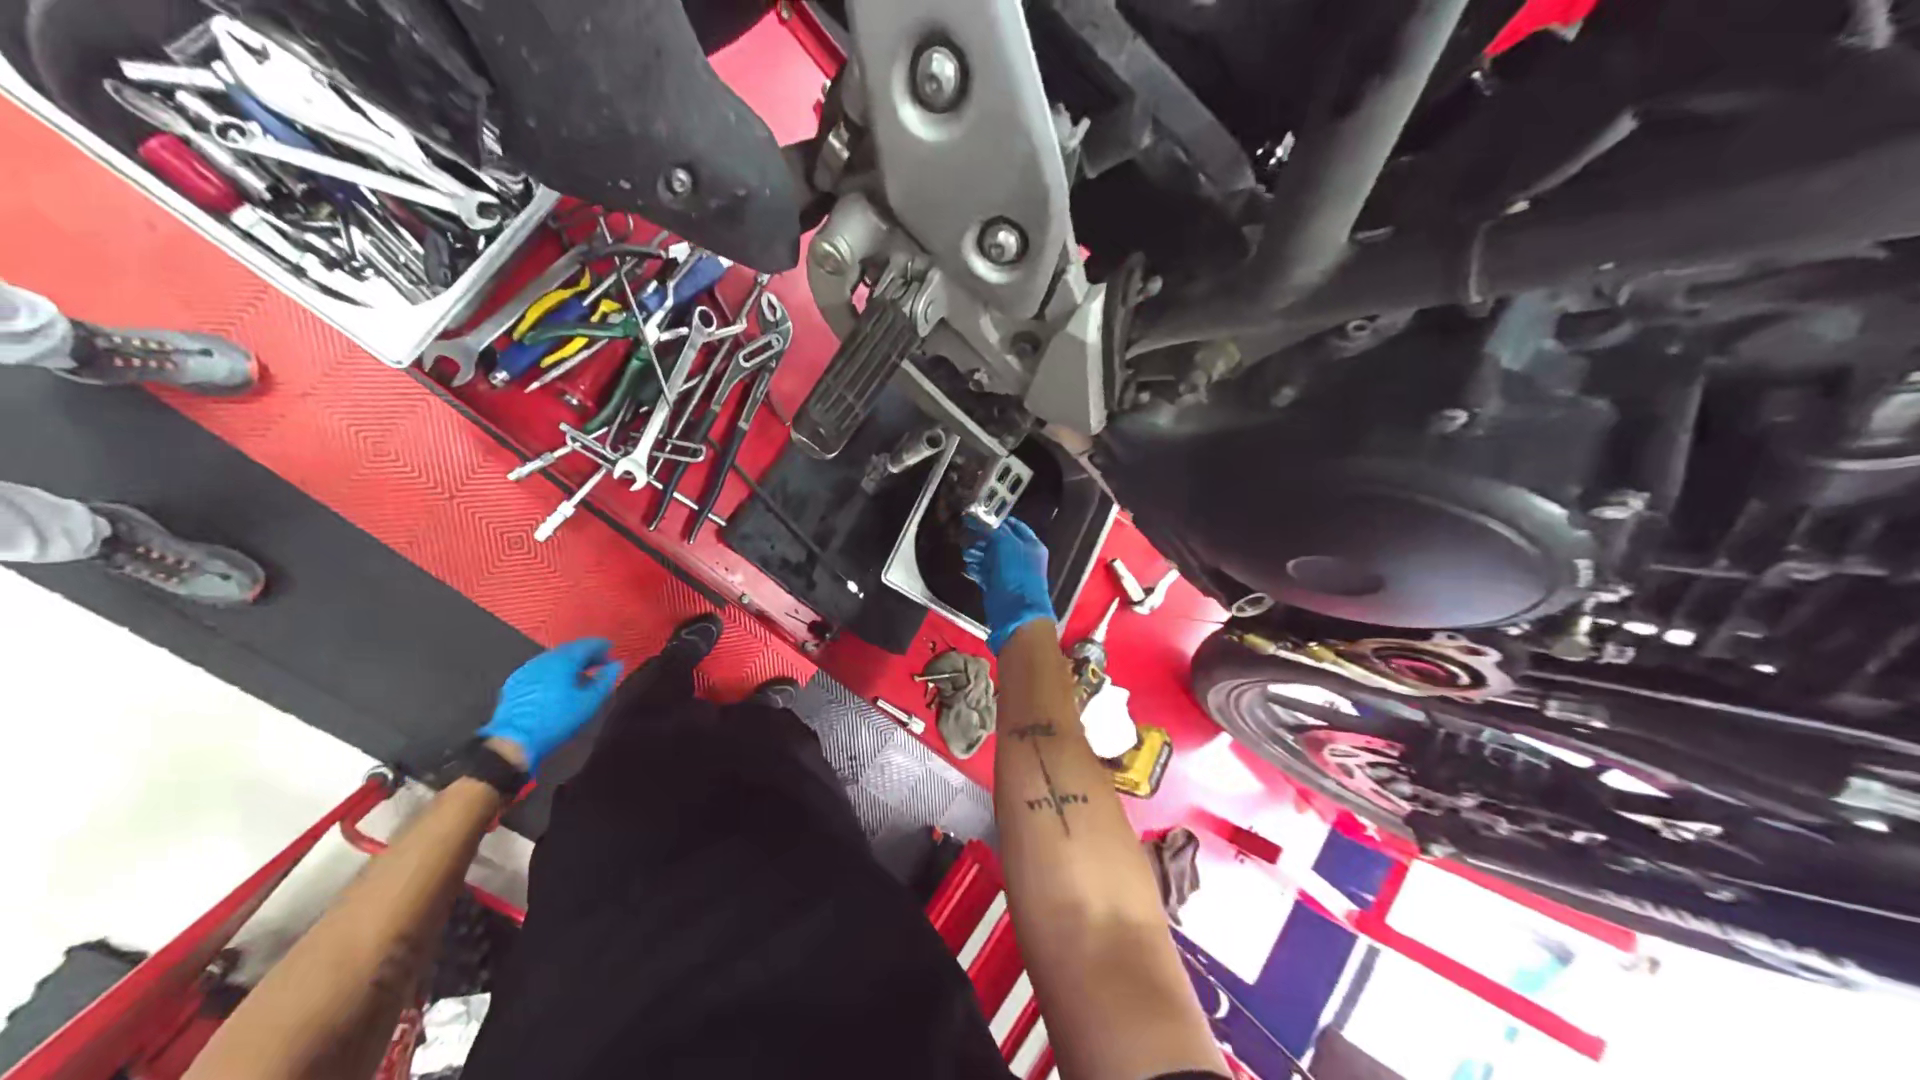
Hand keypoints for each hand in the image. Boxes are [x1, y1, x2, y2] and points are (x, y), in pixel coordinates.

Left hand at [477, 638, 623, 770]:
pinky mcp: (516, 682)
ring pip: (554, 659)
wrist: (513, 741)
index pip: (586, 645)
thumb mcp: (588, 702)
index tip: (612, 650)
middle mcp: (544, 659)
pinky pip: (541, 669)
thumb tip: (617, 664)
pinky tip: (559, 684)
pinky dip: (555, 671)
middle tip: (600, 662)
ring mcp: (527, 670)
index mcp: (562, 660)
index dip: (601, 646)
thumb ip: (605, 681)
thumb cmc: (557, 720)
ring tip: (582, 674)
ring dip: (570, 663)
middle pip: (569, 649)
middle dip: (586, 654)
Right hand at [963, 517, 1054, 652]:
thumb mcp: (1005, 545)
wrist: (1017, 616)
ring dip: (977, 554)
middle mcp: (1023, 558)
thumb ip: (992, 531)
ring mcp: (1011, 574)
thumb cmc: (1015, 575)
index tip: (978, 517)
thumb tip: (976, 519)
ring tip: (965, 554)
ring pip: (991, 558)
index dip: (997, 521)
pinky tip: (968, 567)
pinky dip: (977, 569)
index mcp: (1031, 545)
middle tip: (967, 536)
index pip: (1014, 526)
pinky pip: (986, 573)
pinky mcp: (999, 588)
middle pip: (1000, 542)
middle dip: (983, 539)